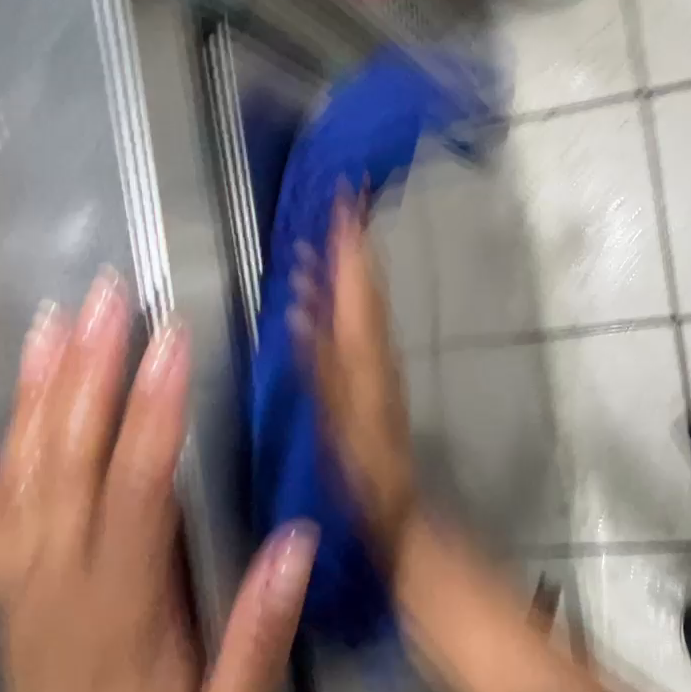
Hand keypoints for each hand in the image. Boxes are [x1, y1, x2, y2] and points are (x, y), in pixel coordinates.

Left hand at [0, 269, 316, 691]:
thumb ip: (260, 636)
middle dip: (91, 369)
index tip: (172, 337)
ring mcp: (21, 582)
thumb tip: (297, 538)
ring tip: (52, 318)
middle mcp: (59, 580)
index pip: (139, 488)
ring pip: (24, 470)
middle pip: (71, 459)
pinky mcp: (3, 592)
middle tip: (108, 295)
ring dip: (37, 389)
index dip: (155, 409)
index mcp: (123, 609)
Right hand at [290, 195, 419, 564]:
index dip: (350, 237)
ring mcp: (376, 356)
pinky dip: (346, 292)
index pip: (356, 281)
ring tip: (332, 227)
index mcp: (363, 350)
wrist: (392, 497)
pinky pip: (359, 316)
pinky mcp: (373, 369)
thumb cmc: (359, 462)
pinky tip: (326, 287)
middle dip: (355, 236)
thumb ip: (317, 361)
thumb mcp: (333, 415)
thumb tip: (298, 306)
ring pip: (364, 295)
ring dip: (350, 259)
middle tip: (344, 195)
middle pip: (366, 279)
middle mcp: (374, 344)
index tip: (347, 194)